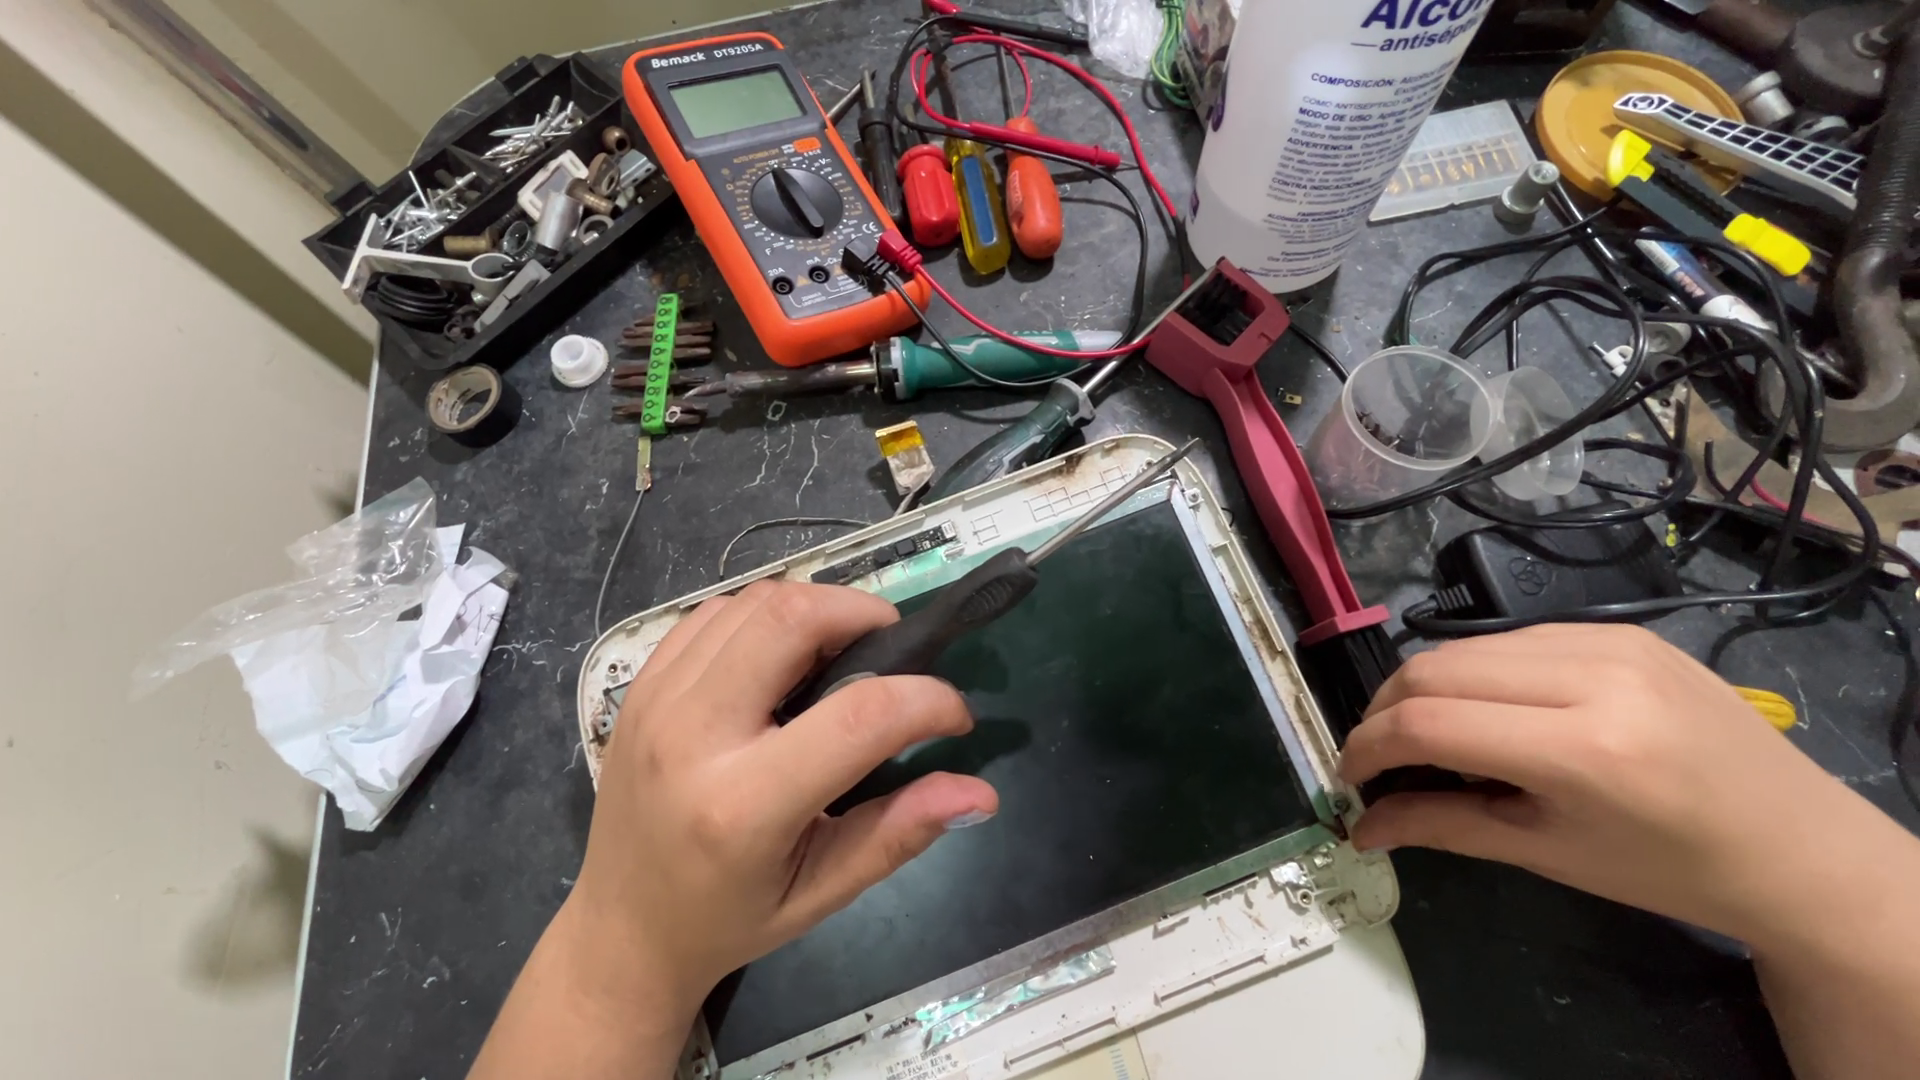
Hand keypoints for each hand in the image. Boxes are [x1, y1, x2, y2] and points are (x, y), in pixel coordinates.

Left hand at [572, 580, 997, 1005]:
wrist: (621, 928)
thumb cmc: (730, 919)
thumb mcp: (822, 892)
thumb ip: (900, 833)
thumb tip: (981, 793)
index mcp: (742, 806)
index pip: (857, 717)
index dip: (927, 699)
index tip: (955, 713)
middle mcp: (691, 736)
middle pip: (791, 619)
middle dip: (862, 614)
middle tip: (892, 648)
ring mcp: (655, 700)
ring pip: (753, 602)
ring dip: (816, 609)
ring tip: (844, 651)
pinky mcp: (639, 684)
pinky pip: (715, 613)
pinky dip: (766, 615)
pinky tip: (784, 655)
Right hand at [1340, 624, 1898, 945]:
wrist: (1806, 850)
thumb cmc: (1672, 869)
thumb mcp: (1546, 854)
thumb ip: (1440, 826)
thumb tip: (1358, 826)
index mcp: (1585, 750)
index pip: (1428, 723)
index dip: (1369, 746)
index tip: (1351, 777)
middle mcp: (1595, 675)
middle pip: (1432, 669)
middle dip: (1383, 712)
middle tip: (1377, 755)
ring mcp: (1610, 641)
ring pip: (1461, 647)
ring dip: (1420, 688)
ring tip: (1423, 733)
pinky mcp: (1619, 629)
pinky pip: (1507, 639)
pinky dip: (1470, 673)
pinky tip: (1482, 709)